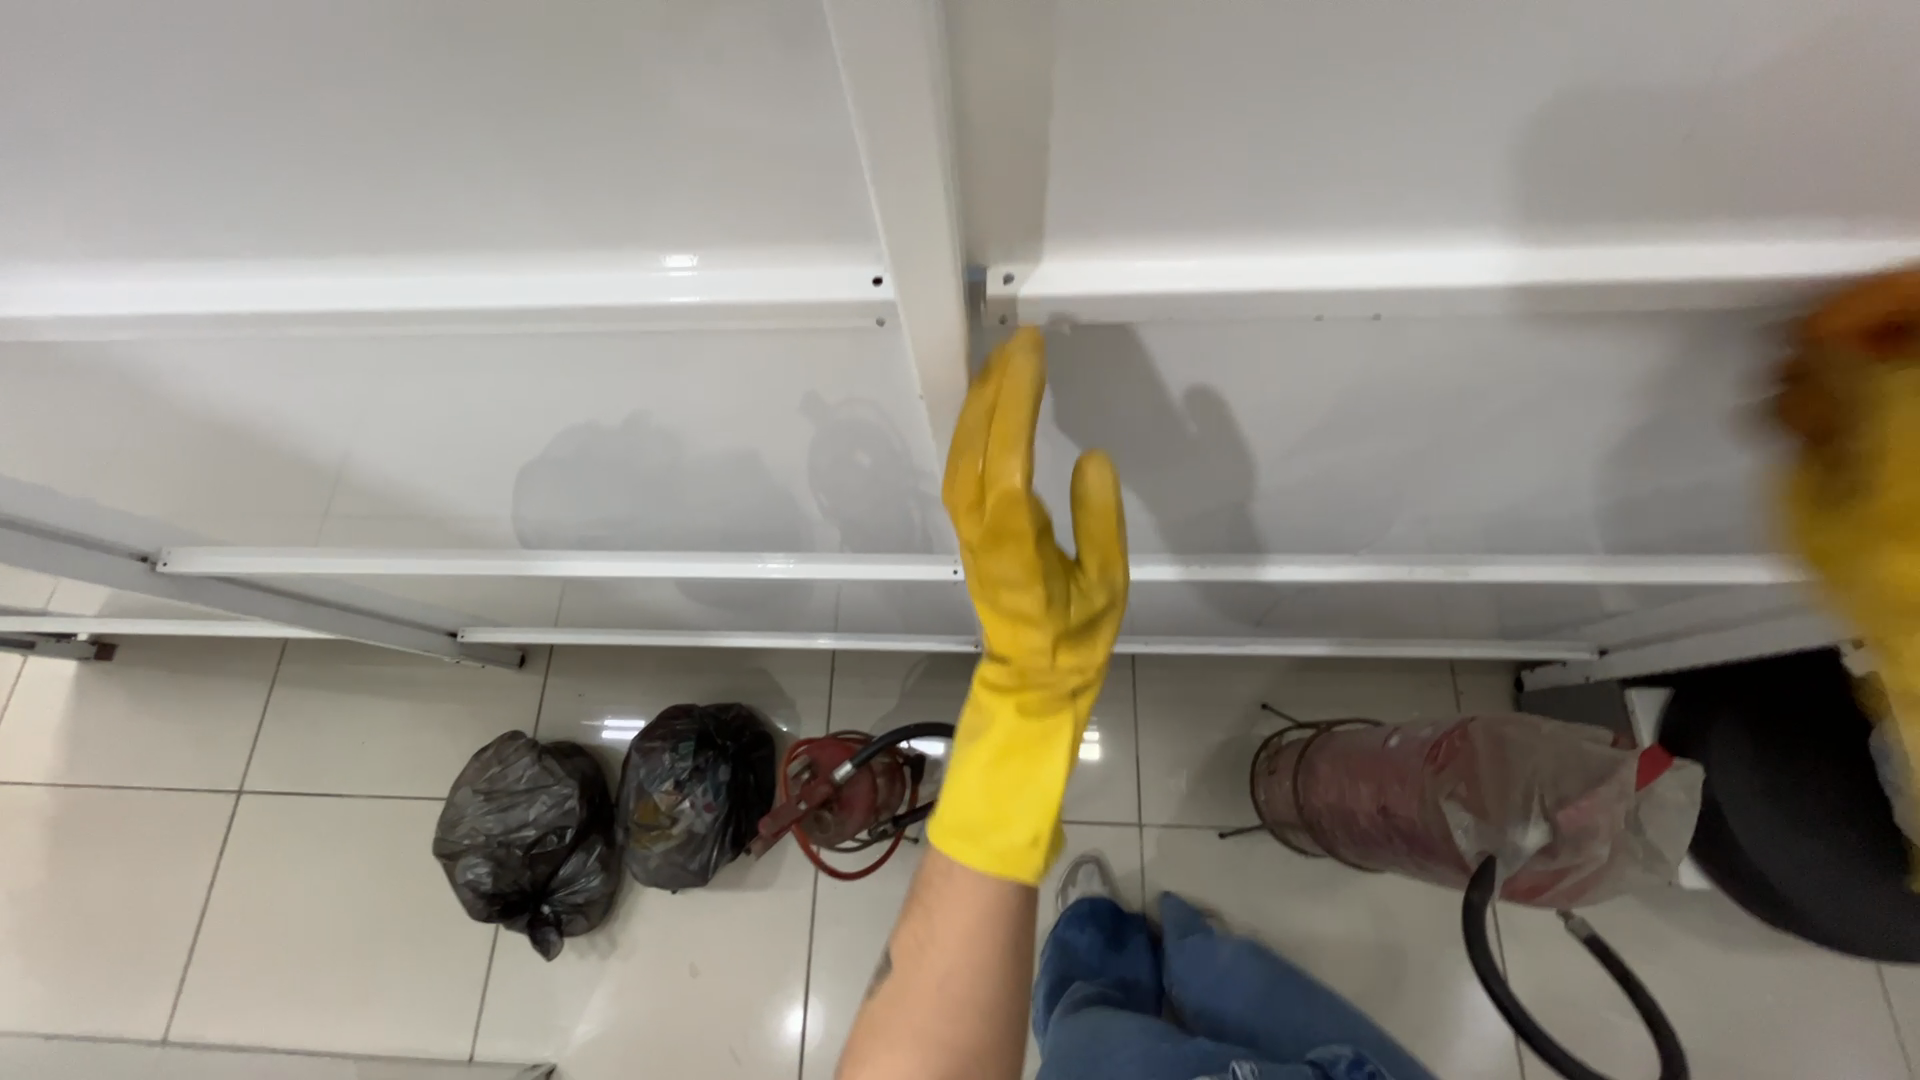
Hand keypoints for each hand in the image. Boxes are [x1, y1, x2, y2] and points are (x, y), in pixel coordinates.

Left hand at [926, 327, 1128, 884]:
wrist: (1032, 676)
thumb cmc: (1075, 637)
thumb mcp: (1107, 585)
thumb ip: (1099, 521)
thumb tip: (1091, 457)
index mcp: (1016, 549)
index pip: (1007, 464)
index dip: (1015, 405)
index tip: (1031, 354)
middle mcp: (981, 532)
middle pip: (975, 448)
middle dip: (994, 388)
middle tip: (1021, 341)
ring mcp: (967, 528)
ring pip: (961, 453)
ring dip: (979, 402)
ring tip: (1006, 358)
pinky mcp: (967, 526)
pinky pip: (962, 466)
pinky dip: (974, 427)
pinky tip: (990, 402)